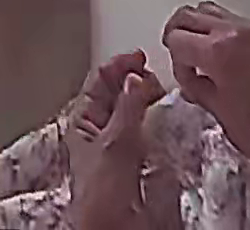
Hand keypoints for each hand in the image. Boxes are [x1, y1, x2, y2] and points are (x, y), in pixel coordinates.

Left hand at [63, 50, 165, 229]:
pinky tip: (166, 115)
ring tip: (163, 91)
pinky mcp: (137, 159)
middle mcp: (100, 128)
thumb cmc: (101, 194)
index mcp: (84, 120)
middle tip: (155, 76)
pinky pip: (146, 129)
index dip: (119, 64)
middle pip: (118, 91)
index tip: (139, 56)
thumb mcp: (114, 144)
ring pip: (134, 108)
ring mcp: (119, 143)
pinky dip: (156, 118)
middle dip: (136, 79)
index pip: (100, 79)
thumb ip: (127, 108)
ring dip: (148, 97)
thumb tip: (136, 76)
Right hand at [162, 2, 249, 192]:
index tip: (187, 84)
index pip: (177, 38)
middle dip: (178, 35)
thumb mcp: (225, 119)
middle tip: (182, 61)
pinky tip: (226, 58)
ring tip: (202, 57)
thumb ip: (201, 90)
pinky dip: (219, 30)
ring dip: (198, 28)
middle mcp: (233, 30)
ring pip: (210, 10)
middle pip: (189, 14)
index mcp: (217, 52)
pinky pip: (232, 19)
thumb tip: (190, 79)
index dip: (175, 63)